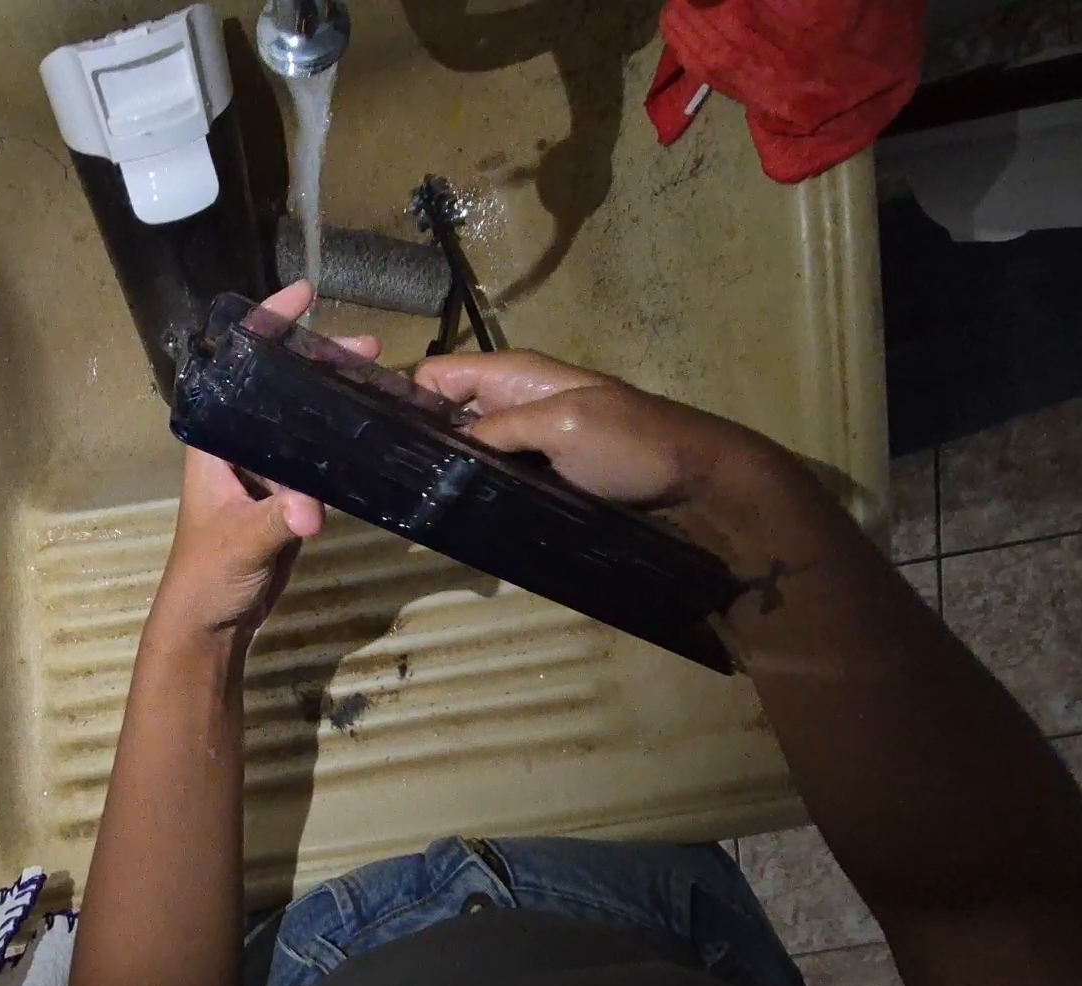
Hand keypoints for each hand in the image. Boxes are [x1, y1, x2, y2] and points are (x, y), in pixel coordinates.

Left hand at [153, 282, 380, 638]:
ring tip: (381, 383)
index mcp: (215, 442)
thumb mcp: (241, 542)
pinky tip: (372, 432)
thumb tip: (313, 513)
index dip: (265, 326)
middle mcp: (239, 447)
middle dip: (319, 362)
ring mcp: (266, 472)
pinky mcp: (288, 498)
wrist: (213, 618)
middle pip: (279, 389)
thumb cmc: (207, 572)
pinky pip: (316, 460)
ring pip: (303, 422)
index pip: (236, 369)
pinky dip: (341, 444)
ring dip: (336, 401)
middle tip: (368, 349)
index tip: (304, 295)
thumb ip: (278, 522)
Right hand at [415, 350, 772, 505]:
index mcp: (510, 376)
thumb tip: (441, 448)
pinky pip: (483, 477)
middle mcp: (505, 404)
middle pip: (441, 415)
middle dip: (420, 442)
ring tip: (418, 503)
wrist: (694, 485)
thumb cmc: (631, 442)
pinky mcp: (529, 475)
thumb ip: (498, 427)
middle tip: (397, 482)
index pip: (433, 376)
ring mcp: (518, 442)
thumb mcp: (562, 424)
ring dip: (442, 472)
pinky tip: (452, 513)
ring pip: (460, 450)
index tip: (386, 441)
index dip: (406, 400)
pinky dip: (467, 490)